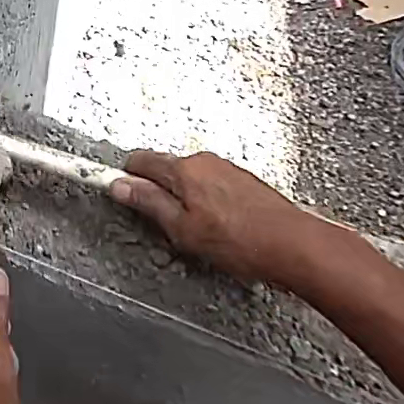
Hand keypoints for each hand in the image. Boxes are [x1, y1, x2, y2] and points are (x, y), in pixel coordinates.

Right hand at [108, 150, 320, 284]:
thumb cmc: (240, 241)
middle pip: (164, 168)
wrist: (292, 244)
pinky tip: (218, 227)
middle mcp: (203, 160)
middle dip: (157, 191)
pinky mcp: (241, 179)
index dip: (123, 175)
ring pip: (188, 178)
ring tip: (197, 232)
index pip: (139, 160)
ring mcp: (224, 167)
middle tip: (162, 224)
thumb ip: (149, 203)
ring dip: (182, 197)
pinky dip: (204, 199)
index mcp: (184, 169)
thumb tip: (120, 185)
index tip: (111, 185)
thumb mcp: (182, 230)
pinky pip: (209, 184)